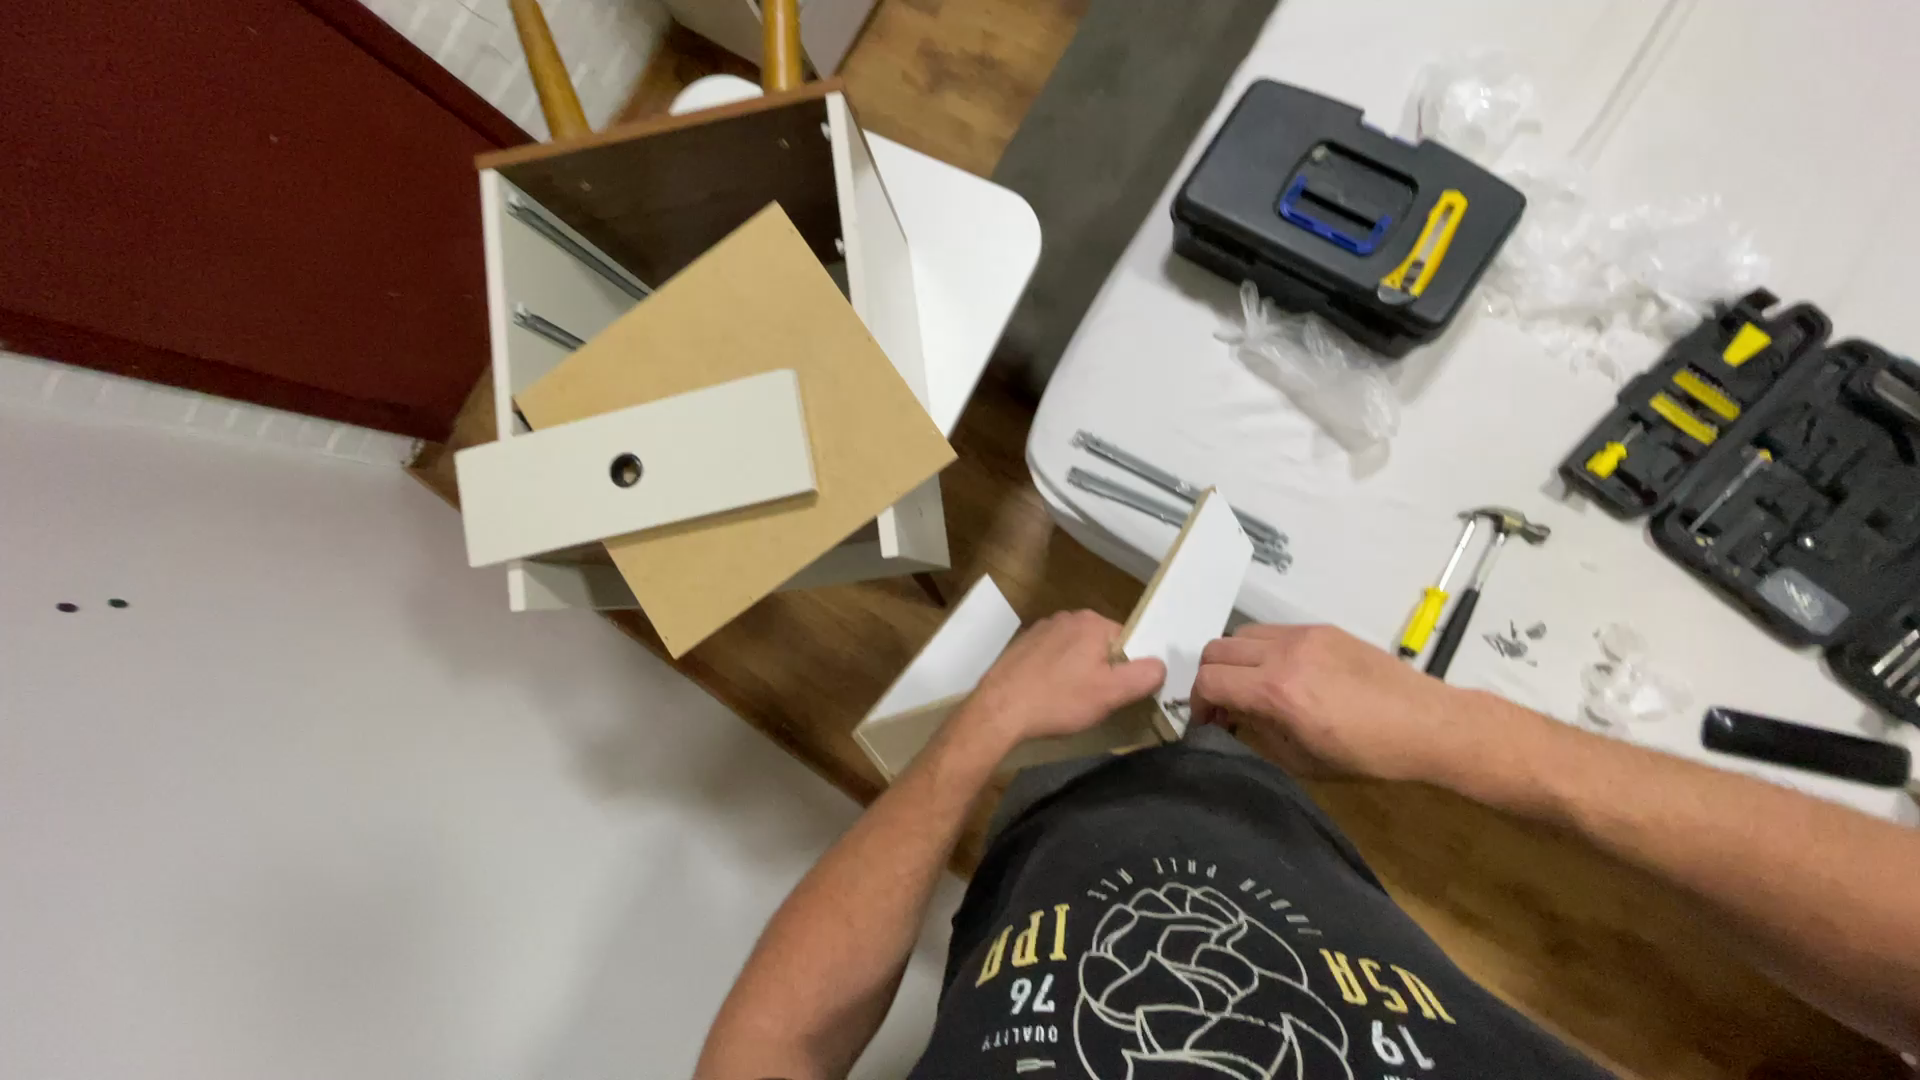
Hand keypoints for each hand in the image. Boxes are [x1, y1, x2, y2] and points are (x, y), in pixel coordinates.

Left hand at [952, 610, 1166, 751]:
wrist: (999, 709)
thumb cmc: (1059, 700)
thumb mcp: (1111, 693)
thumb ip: (1144, 675)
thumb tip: (1160, 665)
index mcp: (1093, 622)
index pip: (1129, 640)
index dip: (1130, 668)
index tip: (1120, 692)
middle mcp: (1067, 617)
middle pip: (1101, 644)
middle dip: (1103, 669)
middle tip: (1096, 700)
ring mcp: (1041, 629)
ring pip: (1075, 651)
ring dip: (1078, 671)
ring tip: (1069, 700)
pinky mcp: (1023, 644)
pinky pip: (1052, 657)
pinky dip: (1055, 672)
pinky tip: (1048, 694)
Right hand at [1190, 624, 1470, 781]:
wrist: (1429, 724)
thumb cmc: (1368, 755)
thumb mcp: (1302, 761)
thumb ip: (1257, 734)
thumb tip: (1233, 717)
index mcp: (1277, 691)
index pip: (1209, 681)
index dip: (1197, 703)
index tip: (1207, 721)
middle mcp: (1283, 654)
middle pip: (1215, 651)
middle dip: (1209, 678)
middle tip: (1223, 704)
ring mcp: (1303, 636)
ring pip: (1240, 635)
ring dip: (1233, 660)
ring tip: (1250, 686)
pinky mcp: (1321, 629)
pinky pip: (1272, 631)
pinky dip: (1261, 650)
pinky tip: (1281, 674)